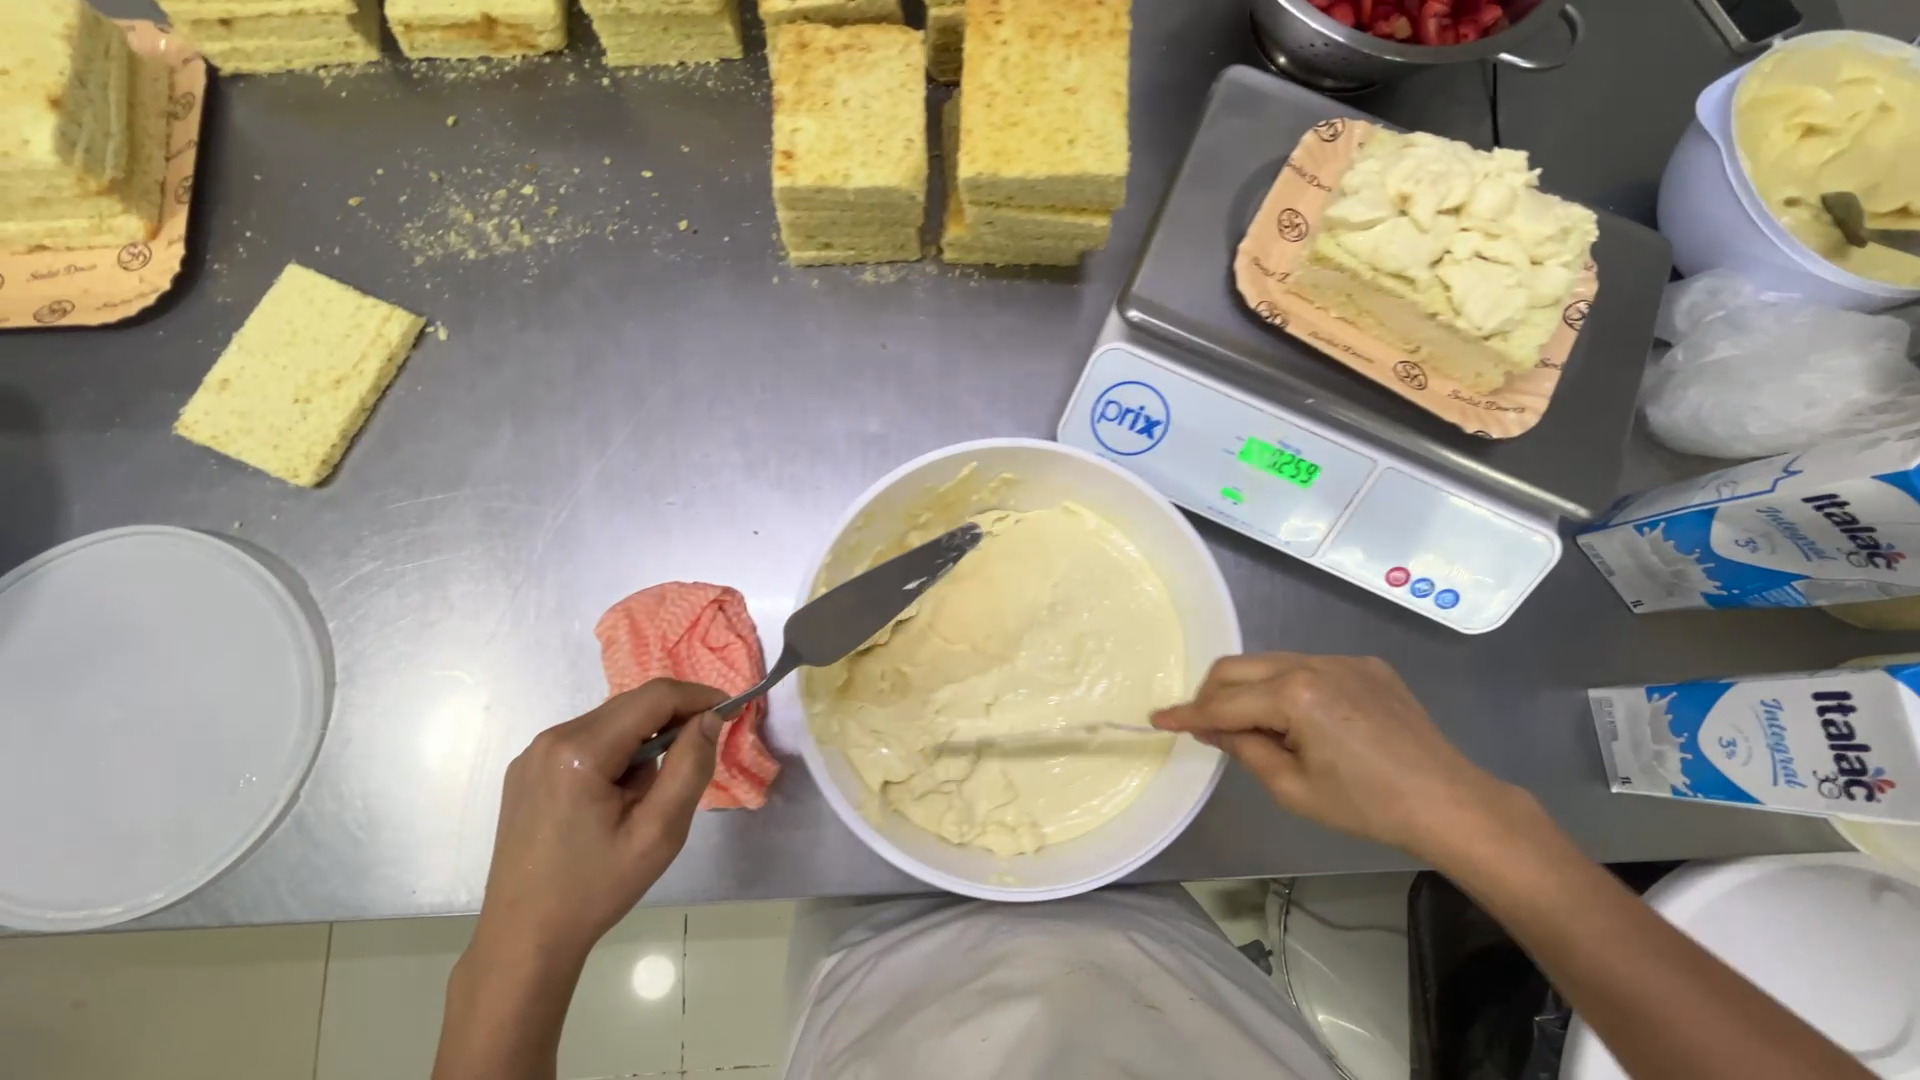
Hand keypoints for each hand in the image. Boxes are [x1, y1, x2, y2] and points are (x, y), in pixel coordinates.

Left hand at [472, 679, 726, 966]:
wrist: (524, 938)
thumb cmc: (596, 889)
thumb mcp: (659, 833)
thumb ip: (690, 766)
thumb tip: (709, 718)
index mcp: (580, 750)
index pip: (654, 697)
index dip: (699, 696)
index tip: (732, 712)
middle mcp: (551, 738)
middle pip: (631, 705)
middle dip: (674, 719)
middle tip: (704, 752)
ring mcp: (533, 754)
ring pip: (610, 722)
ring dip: (645, 740)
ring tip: (653, 792)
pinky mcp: (527, 772)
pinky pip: (587, 741)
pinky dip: (617, 752)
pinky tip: (619, 797)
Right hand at [1152, 653, 1523, 858]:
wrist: (1449, 802)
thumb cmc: (1367, 805)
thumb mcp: (1293, 788)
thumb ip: (1244, 748)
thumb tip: (1213, 727)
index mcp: (1295, 695)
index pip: (1224, 703)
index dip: (1188, 714)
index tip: (1158, 718)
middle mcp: (1314, 663)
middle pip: (1239, 667)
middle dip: (1213, 695)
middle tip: (1206, 728)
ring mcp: (1343, 660)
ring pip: (1271, 663)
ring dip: (1251, 690)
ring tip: (1259, 730)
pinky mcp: (1366, 665)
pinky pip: (1308, 667)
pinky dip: (1288, 687)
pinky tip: (1304, 721)